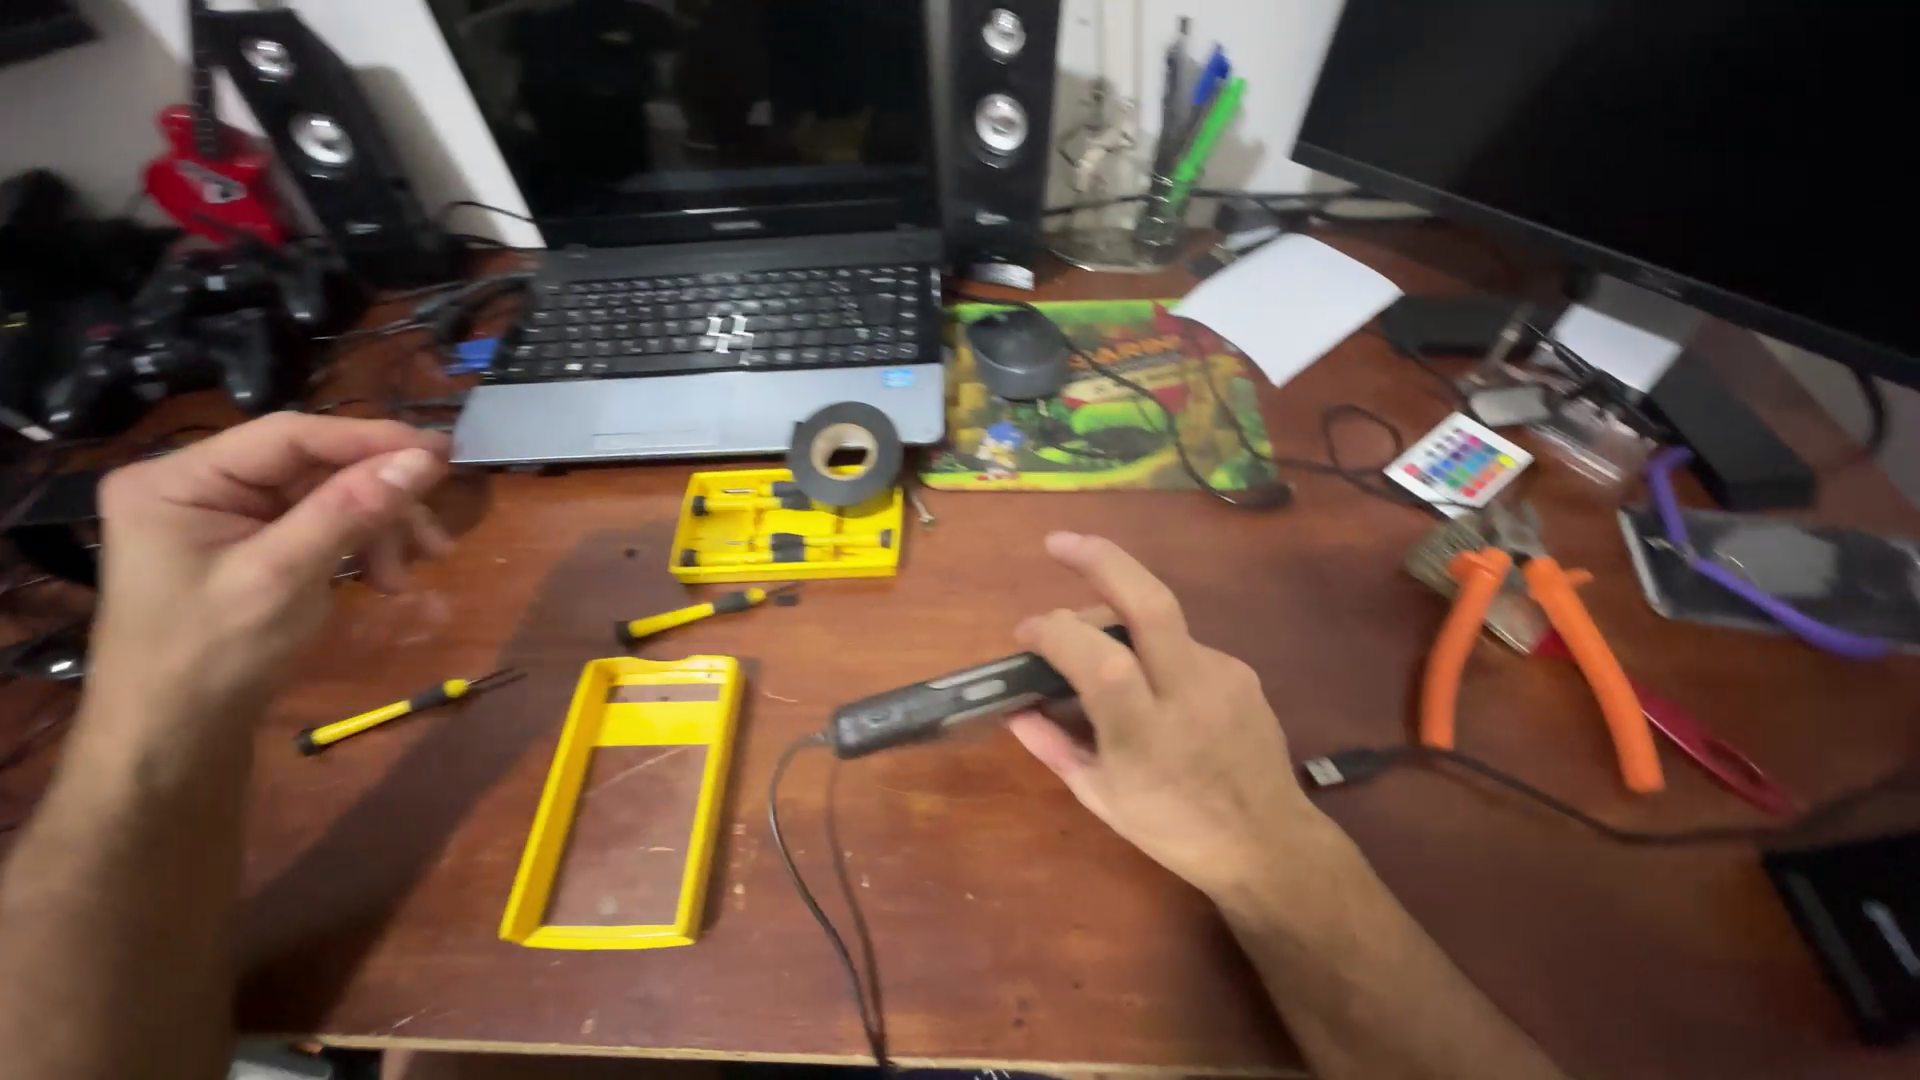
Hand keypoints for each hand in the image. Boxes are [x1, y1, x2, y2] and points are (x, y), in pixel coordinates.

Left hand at [85, 414, 452, 732]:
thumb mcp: (284, 576)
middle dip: (383, 501)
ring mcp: (233, 513)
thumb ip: (352, 510)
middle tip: (435, 536)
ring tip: (408, 574)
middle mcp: (204, 483)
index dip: (371, 440)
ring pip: (336, 495)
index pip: (292, 436)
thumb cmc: (213, 653)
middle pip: (320, 466)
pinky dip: (369, 547)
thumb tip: (426, 460)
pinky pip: (332, 523)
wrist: (179, 730)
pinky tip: (388, 581)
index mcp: (180, 478)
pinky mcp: (262, 540)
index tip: (443, 453)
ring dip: (384, 529)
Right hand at [1007, 532, 1322, 899]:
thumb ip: (1052, 745)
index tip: (1026, 633)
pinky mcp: (1241, 670)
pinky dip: (1149, 647)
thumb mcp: (1100, 797)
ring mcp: (1223, 675)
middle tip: (1059, 542)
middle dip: (1102, 561)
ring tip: (1090, 643)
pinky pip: (1180, 642)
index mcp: (1148, 738)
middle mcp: (1190, 694)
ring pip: (1160, 616)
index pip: (1102, 663)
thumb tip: (1013, 707)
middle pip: (1151, 604)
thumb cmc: (1173, 829)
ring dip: (1114, 614)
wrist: (1268, 842)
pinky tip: (1143, 675)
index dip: (1057, 633)